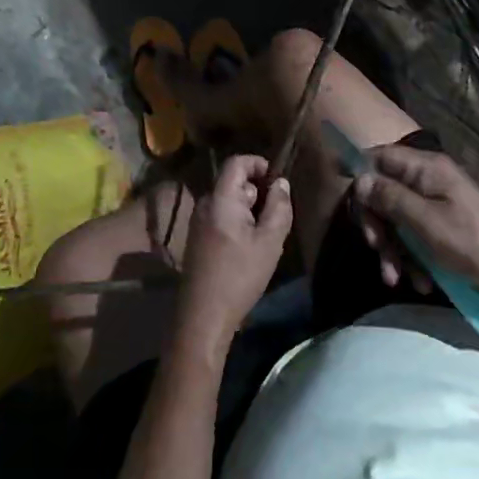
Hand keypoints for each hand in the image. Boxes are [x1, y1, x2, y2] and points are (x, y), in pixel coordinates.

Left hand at [175, 155, 292, 354]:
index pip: (236, 162)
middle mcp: (204, 204)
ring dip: (248, 208)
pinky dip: (237, 220)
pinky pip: (220, 216)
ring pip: (227, 201)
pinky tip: (248, 246)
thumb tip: (281, 183)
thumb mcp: (269, 241)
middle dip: (257, 191)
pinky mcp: (197, 238)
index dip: (258, 163)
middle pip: (233, 182)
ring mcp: (197, 221)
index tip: (277, 180)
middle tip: (277, 213)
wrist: (203, 315)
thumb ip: (279, 207)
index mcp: (220, 199)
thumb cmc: (239, 275)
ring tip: (265, 232)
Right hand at [351, 146, 478, 302]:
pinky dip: (412, 258)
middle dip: (378, 225)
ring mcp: (437, 203)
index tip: (341, 188)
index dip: (359, 169)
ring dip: (394, 249)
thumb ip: (390, 198)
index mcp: (425, 169)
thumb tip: (360, 179)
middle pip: (384, 192)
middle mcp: (429, 179)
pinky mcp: (444, 227)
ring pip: (397, 219)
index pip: (380, 156)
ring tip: (398, 278)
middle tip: (379, 252)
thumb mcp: (425, 222)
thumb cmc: (473, 243)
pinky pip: (415, 236)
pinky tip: (419, 281)